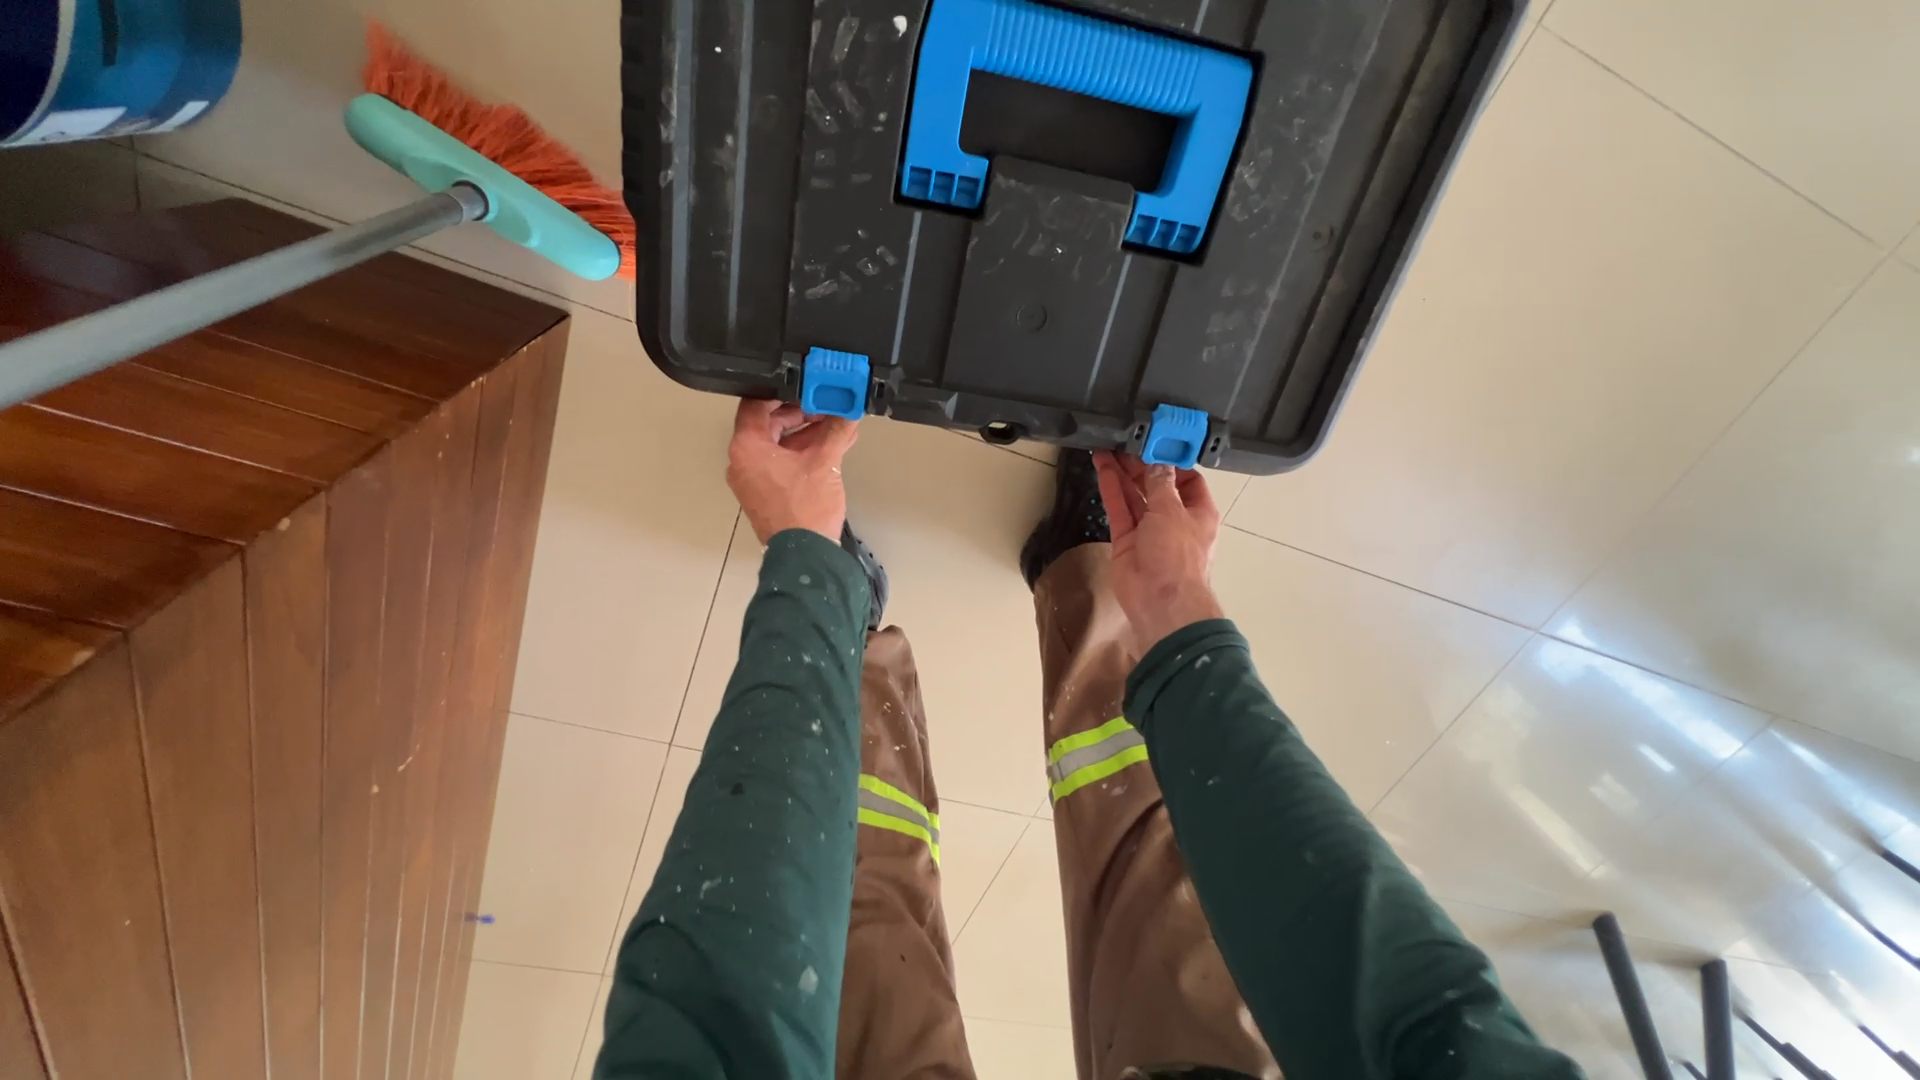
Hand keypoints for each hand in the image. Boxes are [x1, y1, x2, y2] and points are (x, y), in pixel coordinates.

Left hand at [727, 399, 859, 543]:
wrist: (805, 555)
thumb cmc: (806, 509)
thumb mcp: (825, 462)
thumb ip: (836, 430)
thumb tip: (849, 411)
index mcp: (747, 448)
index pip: (756, 405)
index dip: (781, 392)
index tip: (803, 386)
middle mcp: (742, 461)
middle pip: (768, 424)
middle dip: (799, 414)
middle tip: (825, 406)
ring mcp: (752, 480)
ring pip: (777, 445)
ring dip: (805, 435)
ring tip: (835, 426)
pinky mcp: (765, 494)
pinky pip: (780, 464)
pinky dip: (801, 454)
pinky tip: (830, 448)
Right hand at [1092, 451, 1224, 650]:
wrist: (1160, 602)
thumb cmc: (1177, 555)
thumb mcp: (1172, 511)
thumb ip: (1160, 483)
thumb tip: (1158, 463)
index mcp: (1198, 512)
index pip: (1187, 479)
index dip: (1171, 461)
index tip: (1154, 443)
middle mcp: (1174, 519)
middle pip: (1156, 486)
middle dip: (1141, 465)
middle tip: (1123, 443)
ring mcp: (1149, 531)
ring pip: (1134, 496)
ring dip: (1122, 474)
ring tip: (1106, 450)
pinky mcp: (1127, 541)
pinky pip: (1119, 510)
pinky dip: (1111, 490)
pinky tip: (1102, 469)